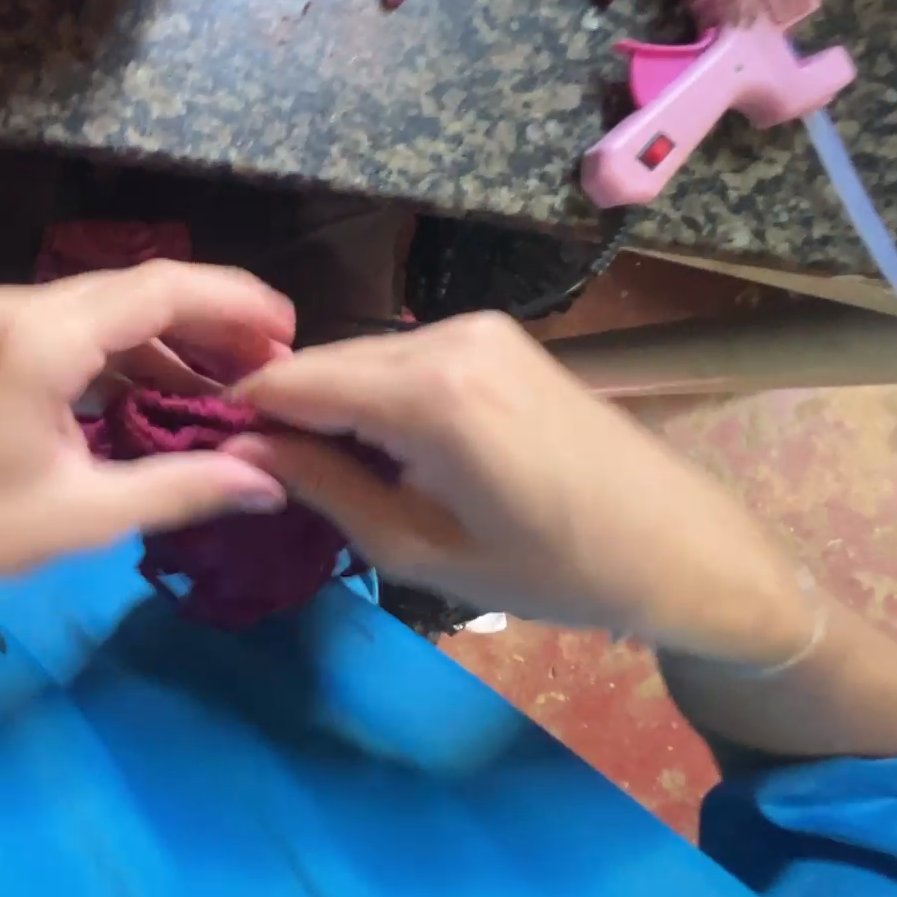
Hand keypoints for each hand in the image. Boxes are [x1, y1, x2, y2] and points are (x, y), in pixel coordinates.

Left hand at [0, 261, 294, 602]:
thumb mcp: (86, 516)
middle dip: (212, 321)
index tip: (287, 331)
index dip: (233, 302)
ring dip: (174, 340)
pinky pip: (83, 330)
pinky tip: (170, 389)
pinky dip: (131, 354)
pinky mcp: (0, 340)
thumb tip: (268, 482)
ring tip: (231, 383)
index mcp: (40, 341)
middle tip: (270, 364)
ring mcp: (5, 320)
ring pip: (113, 308)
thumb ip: (182, 488)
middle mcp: (20, 309)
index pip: (158, 290)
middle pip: (140, 291)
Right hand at [226, 312, 814, 664]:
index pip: (288, 382)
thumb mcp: (411, 546)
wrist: (683, 548)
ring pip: (351, 357)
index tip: (213, 454)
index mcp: (429, 394)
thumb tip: (240, 449)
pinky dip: (363, 394)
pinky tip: (373, 441)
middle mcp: (447, 339)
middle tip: (262, 471)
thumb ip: (318, 486)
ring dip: (321, 404)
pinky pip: (392, 358)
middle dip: (278, 410)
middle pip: (317, 362)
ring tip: (319, 465)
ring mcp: (474, 328)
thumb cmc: (548, 569)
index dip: (239, 414)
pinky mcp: (490, 335)